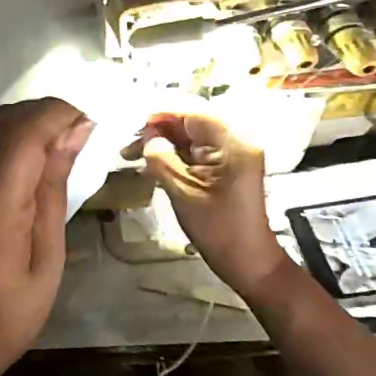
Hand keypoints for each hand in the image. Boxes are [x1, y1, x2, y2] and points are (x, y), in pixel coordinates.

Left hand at [0, 98, 93, 375]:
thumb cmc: (8, 315)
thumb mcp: (48, 262)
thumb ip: (53, 191)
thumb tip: (72, 131)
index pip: (17, 141)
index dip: (52, 116)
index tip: (79, 120)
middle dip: (35, 116)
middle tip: (63, 131)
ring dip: (7, 127)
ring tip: (32, 149)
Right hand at [126, 113, 289, 293]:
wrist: (248, 261)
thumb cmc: (217, 228)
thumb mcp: (182, 191)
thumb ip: (161, 158)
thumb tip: (147, 137)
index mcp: (232, 145)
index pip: (192, 114)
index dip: (160, 115)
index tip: (131, 123)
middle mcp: (236, 143)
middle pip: (191, 123)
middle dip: (158, 129)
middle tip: (127, 143)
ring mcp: (232, 156)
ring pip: (190, 137)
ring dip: (162, 143)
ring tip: (131, 155)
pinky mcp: (226, 168)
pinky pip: (195, 152)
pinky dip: (173, 155)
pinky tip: (150, 165)